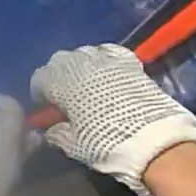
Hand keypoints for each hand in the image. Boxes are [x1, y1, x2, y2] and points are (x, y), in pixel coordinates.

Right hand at [30, 45, 195, 195]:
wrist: (156, 143)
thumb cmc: (105, 143)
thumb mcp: (72, 144)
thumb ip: (56, 133)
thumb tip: (50, 129)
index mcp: (59, 84)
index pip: (39, 78)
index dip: (40, 92)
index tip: (46, 107)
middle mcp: (79, 66)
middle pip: (60, 60)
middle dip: (58, 75)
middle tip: (65, 95)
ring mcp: (106, 63)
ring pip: (84, 53)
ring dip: (81, 65)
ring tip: (88, 83)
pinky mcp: (131, 65)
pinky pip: (110, 52)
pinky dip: (106, 58)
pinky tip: (109, 73)